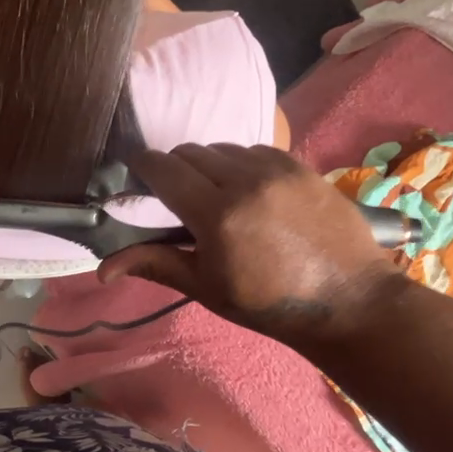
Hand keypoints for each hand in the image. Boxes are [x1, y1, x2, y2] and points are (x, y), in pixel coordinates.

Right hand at [98, 143, 405, 346]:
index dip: (142, 166)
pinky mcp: (303, 168)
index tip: (134, 175)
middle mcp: (245, 181)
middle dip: (174, 167)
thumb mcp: (205, 287)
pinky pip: (256, 150)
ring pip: (223, 148)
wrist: (350, 302)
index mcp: (216, 214)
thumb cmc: (268, 303)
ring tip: (214, 192)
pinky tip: (247, 189)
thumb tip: (102, 270)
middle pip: (189, 152)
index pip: (163, 168)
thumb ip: (154, 264)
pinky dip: (241, 164)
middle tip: (174, 195)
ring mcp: (278, 171)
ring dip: (208, 164)